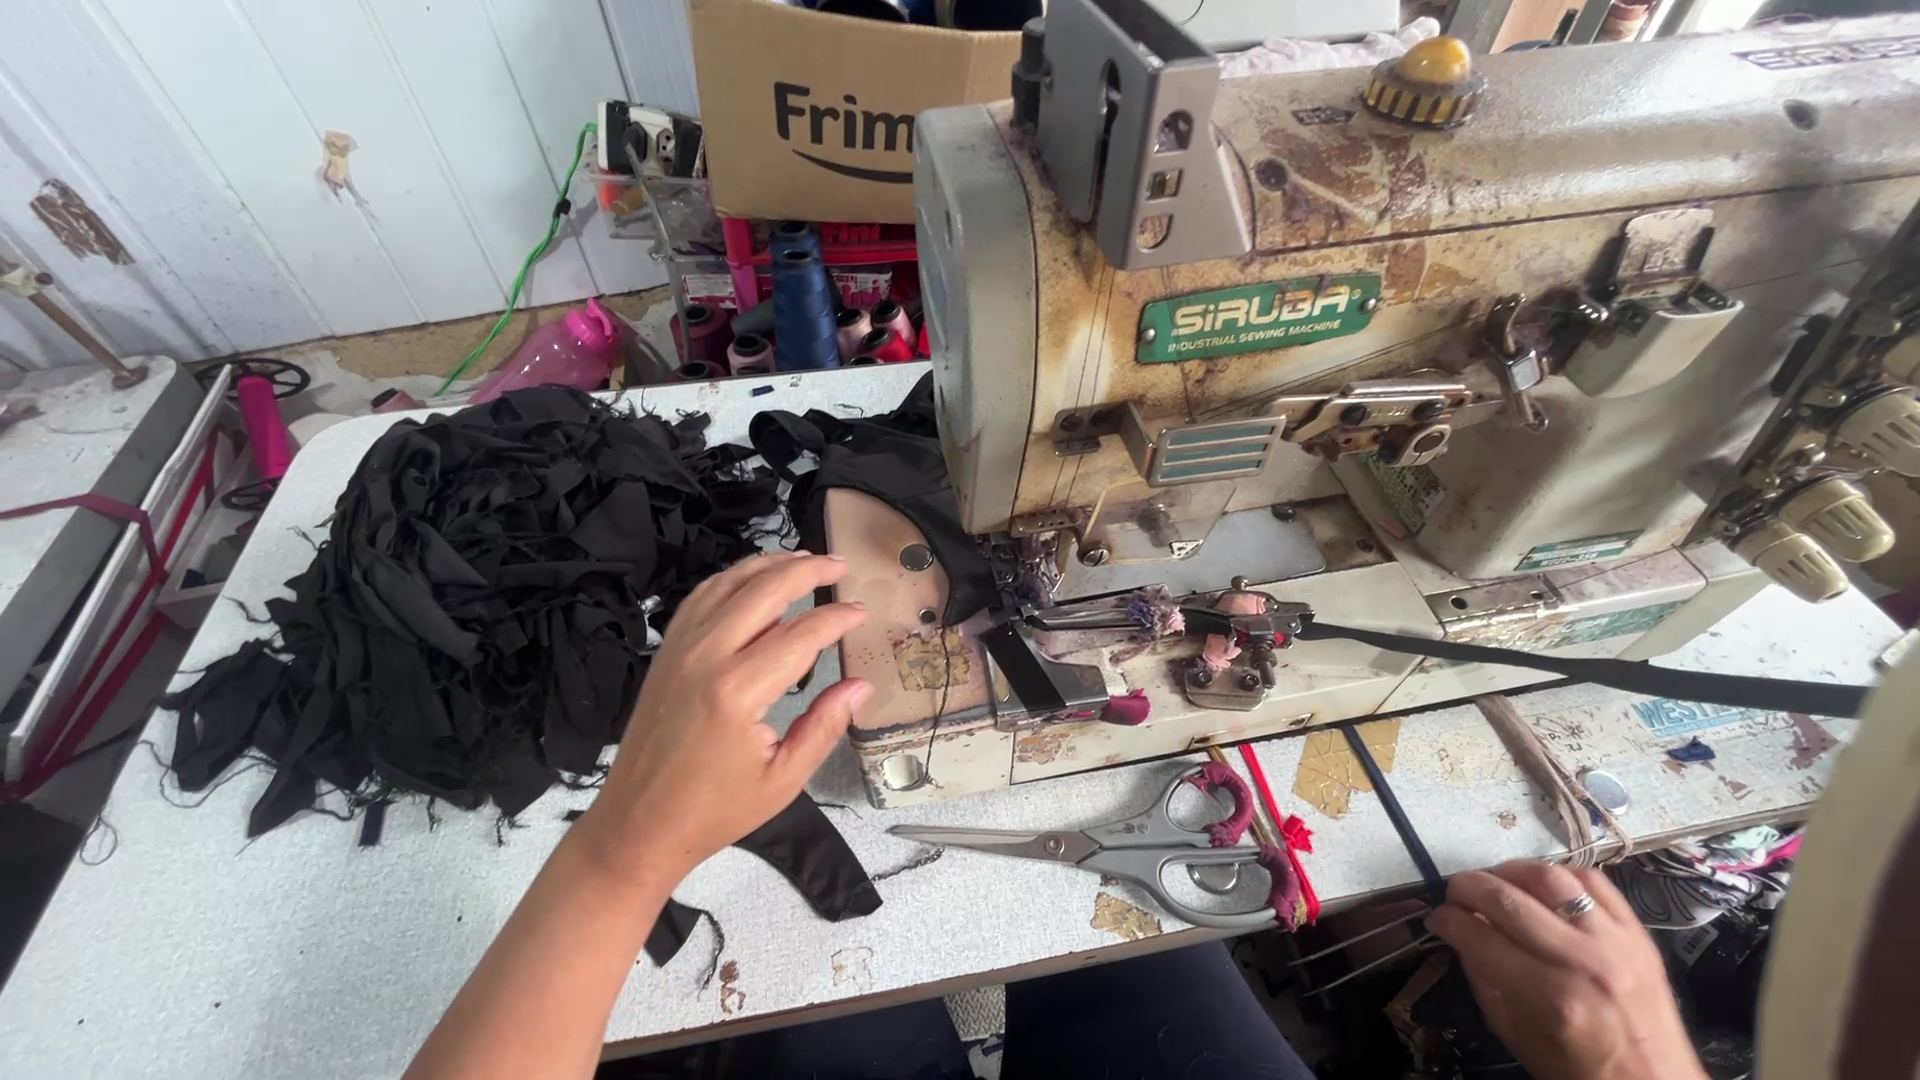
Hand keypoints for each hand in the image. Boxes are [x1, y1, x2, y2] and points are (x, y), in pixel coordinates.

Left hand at [576, 552, 870, 883]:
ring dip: (770, 564)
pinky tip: (752, 578)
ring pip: (730, 583)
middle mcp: (707, 656)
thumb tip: (861, 686)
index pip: (802, 634)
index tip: (861, 612)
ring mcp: (680, 649)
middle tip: (840, 566)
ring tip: (805, 560)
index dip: (837, 617)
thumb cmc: (714, 811)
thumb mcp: (784, 779)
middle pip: (765, 590)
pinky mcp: (666, 652)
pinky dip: (731, 578)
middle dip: (809, 570)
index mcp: (738, 690)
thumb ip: (825, 726)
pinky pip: (700, 597)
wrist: (638, 825)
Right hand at [1425, 861, 1705, 1079]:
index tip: (1436, 919)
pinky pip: (1594, 882)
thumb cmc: (1576, 1067)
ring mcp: (1616, 944)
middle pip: (1506, 900)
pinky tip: (1541, 888)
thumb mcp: (1513, 1030)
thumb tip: (1458, 929)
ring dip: (1508, 872)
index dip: (1445, 919)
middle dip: (1465, 888)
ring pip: (1548, 879)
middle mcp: (1583, 963)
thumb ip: (1481, 973)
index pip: (1477, 935)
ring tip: (1495, 882)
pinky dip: (1558, 876)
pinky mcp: (1639, 935)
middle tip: (1454, 894)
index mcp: (1549, 996)